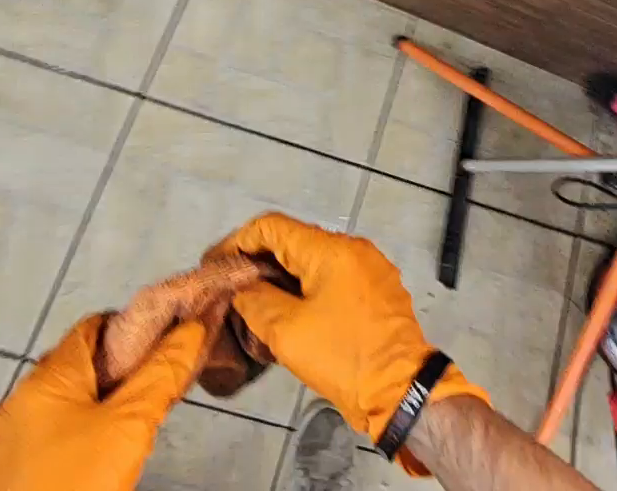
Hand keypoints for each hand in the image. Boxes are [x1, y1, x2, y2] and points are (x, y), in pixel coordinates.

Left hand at [0, 313, 207, 490]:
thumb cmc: (78, 487)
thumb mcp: (131, 428)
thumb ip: (162, 372)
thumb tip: (194, 324)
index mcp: (45, 378)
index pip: (94, 326)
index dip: (132, 332)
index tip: (163, 355)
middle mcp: (14, 402)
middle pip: (76, 367)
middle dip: (116, 376)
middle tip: (150, 399)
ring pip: (58, 408)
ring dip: (91, 411)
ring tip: (124, 437)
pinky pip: (39, 442)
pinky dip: (66, 442)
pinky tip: (87, 469)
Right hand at [220, 213, 489, 444]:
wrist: (401, 389)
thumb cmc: (342, 355)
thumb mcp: (287, 331)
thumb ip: (256, 301)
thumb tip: (242, 287)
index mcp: (331, 249)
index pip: (273, 227)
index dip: (238, 242)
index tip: (215, 265)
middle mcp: (352, 248)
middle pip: (295, 242)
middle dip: (259, 262)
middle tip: (230, 288)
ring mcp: (369, 267)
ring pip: (314, 261)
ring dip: (283, 278)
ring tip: (255, 303)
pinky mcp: (377, 289)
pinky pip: (334, 278)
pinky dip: (308, 289)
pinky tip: (290, 313)